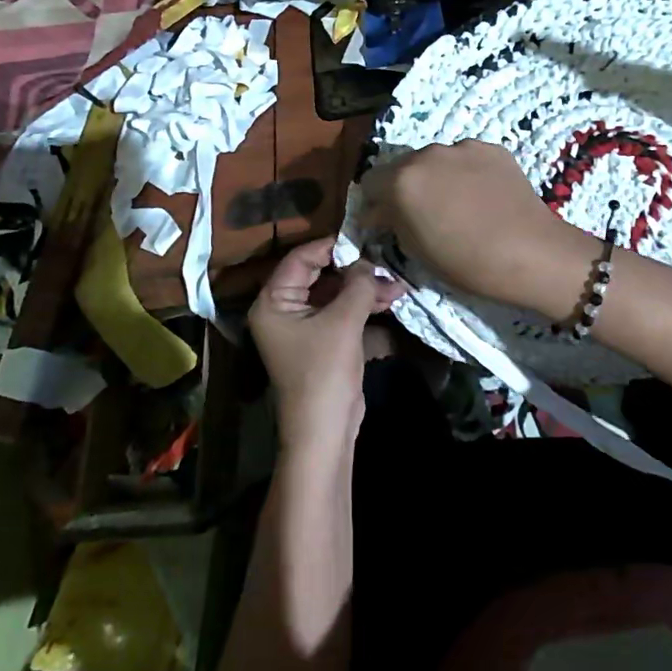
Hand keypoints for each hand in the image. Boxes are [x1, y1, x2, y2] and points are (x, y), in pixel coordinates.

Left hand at [247, 238, 400, 452]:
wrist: (324, 432)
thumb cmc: (324, 372)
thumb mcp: (343, 322)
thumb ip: (357, 285)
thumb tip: (370, 262)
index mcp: (274, 301)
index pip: (300, 259)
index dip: (332, 247)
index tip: (364, 239)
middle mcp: (283, 310)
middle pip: (320, 276)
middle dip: (355, 271)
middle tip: (386, 262)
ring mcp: (303, 327)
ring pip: (335, 296)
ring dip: (364, 290)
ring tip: (397, 284)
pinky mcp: (322, 343)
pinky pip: (341, 314)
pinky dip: (363, 308)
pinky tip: (390, 300)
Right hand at [361, 140, 596, 318]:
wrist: (531, 253)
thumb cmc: (465, 261)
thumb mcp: (415, 250)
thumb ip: (392, 222)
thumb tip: (382, 213)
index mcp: (402, 180)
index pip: (370, 182)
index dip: (375, 202)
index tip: (386, 220)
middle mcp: (427, 154)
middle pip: (403, 166)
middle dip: (406, 187)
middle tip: (423, 213)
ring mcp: (463, 147)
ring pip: (436, 160)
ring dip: (437, 177)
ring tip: (458, 205)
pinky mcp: (492, 148)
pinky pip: (466, 159)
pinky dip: (466, 174)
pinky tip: (483, 197)